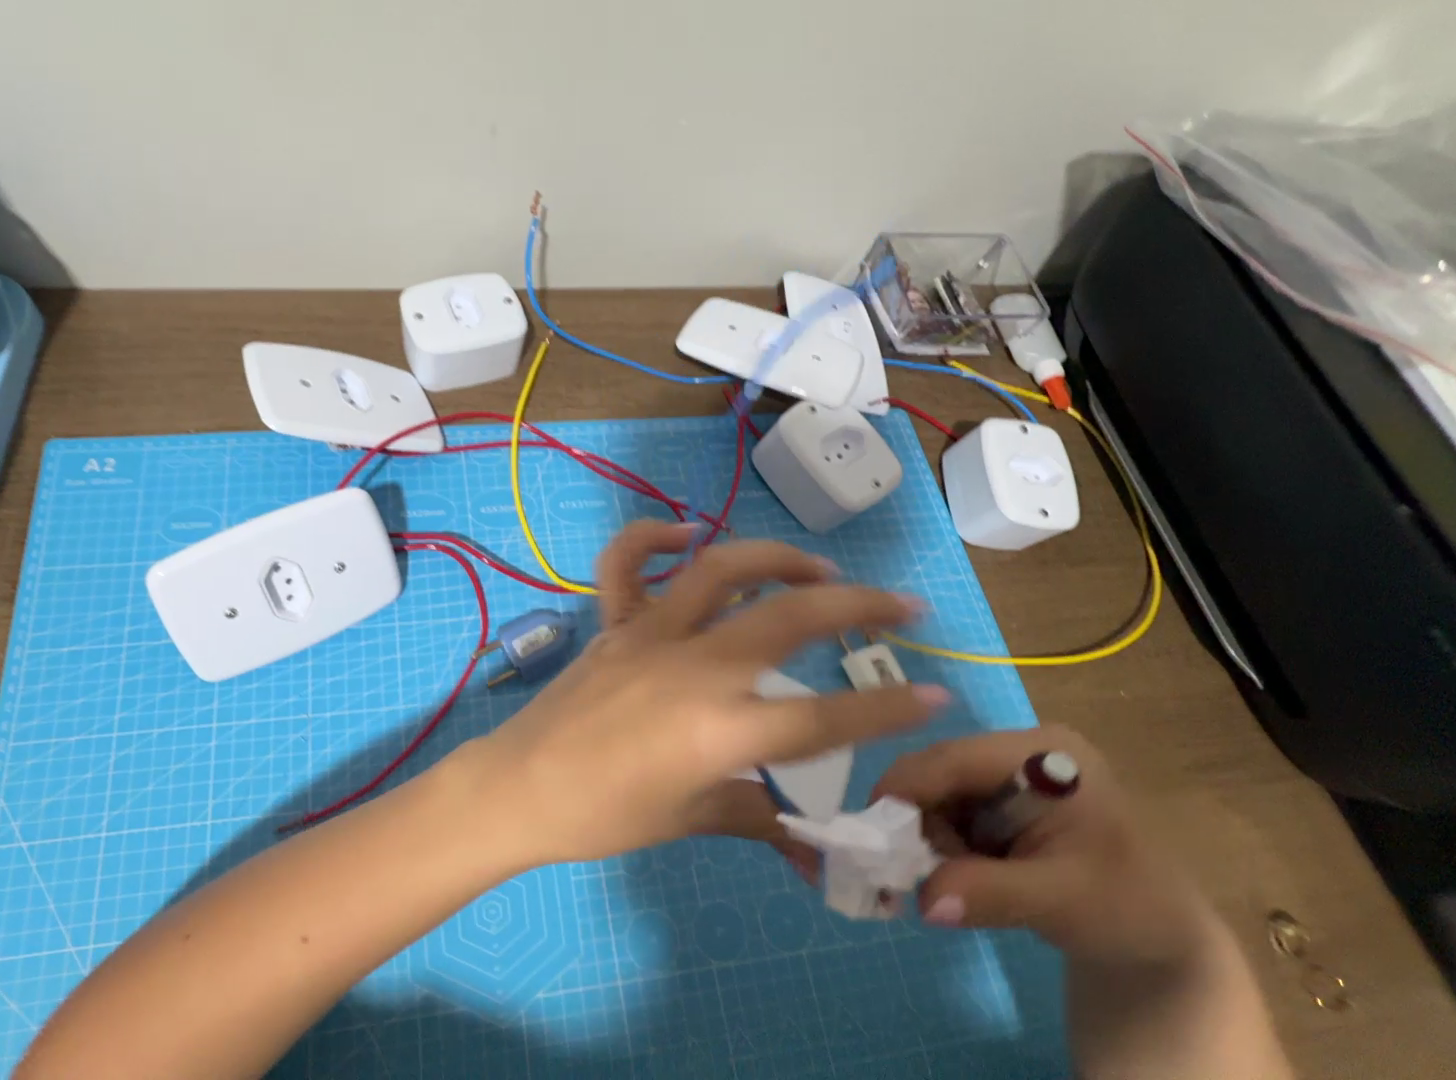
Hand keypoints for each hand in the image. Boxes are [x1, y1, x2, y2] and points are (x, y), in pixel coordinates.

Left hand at [448, 520, 950, 868]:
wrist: (519, 790)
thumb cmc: (604, 818)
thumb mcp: (690, 821)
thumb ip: (755, 816)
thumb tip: (808, 843)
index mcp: (722, 729)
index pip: (825, 717)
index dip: (888, 708)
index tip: (936, 692)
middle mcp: (695, 668)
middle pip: (790, 619)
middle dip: (858, 605)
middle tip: (902, 605)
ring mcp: (650, 636)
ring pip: (721, 570)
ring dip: (777, 558)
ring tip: (817, 567)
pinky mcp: (613, 624)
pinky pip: (626, 565)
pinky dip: (651, 538)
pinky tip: (683, 533)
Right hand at [872, 727, 1214, 967]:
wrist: (1159, 938)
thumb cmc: (1125, 909)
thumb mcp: (1060, 901)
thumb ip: (990, 893)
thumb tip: (923, 901)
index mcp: (1044, 753)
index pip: (954, 757)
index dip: (905, 789)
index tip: (870, 831)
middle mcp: (1021, 749)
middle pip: (938, 771)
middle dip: (917, 819)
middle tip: (909, 869)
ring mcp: (1010, 772)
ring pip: (936, 792)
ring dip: (929, 835)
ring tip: (951, 879)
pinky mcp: (1001, 797)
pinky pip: (948, 810)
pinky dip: (942, 842)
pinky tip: (962, 871)